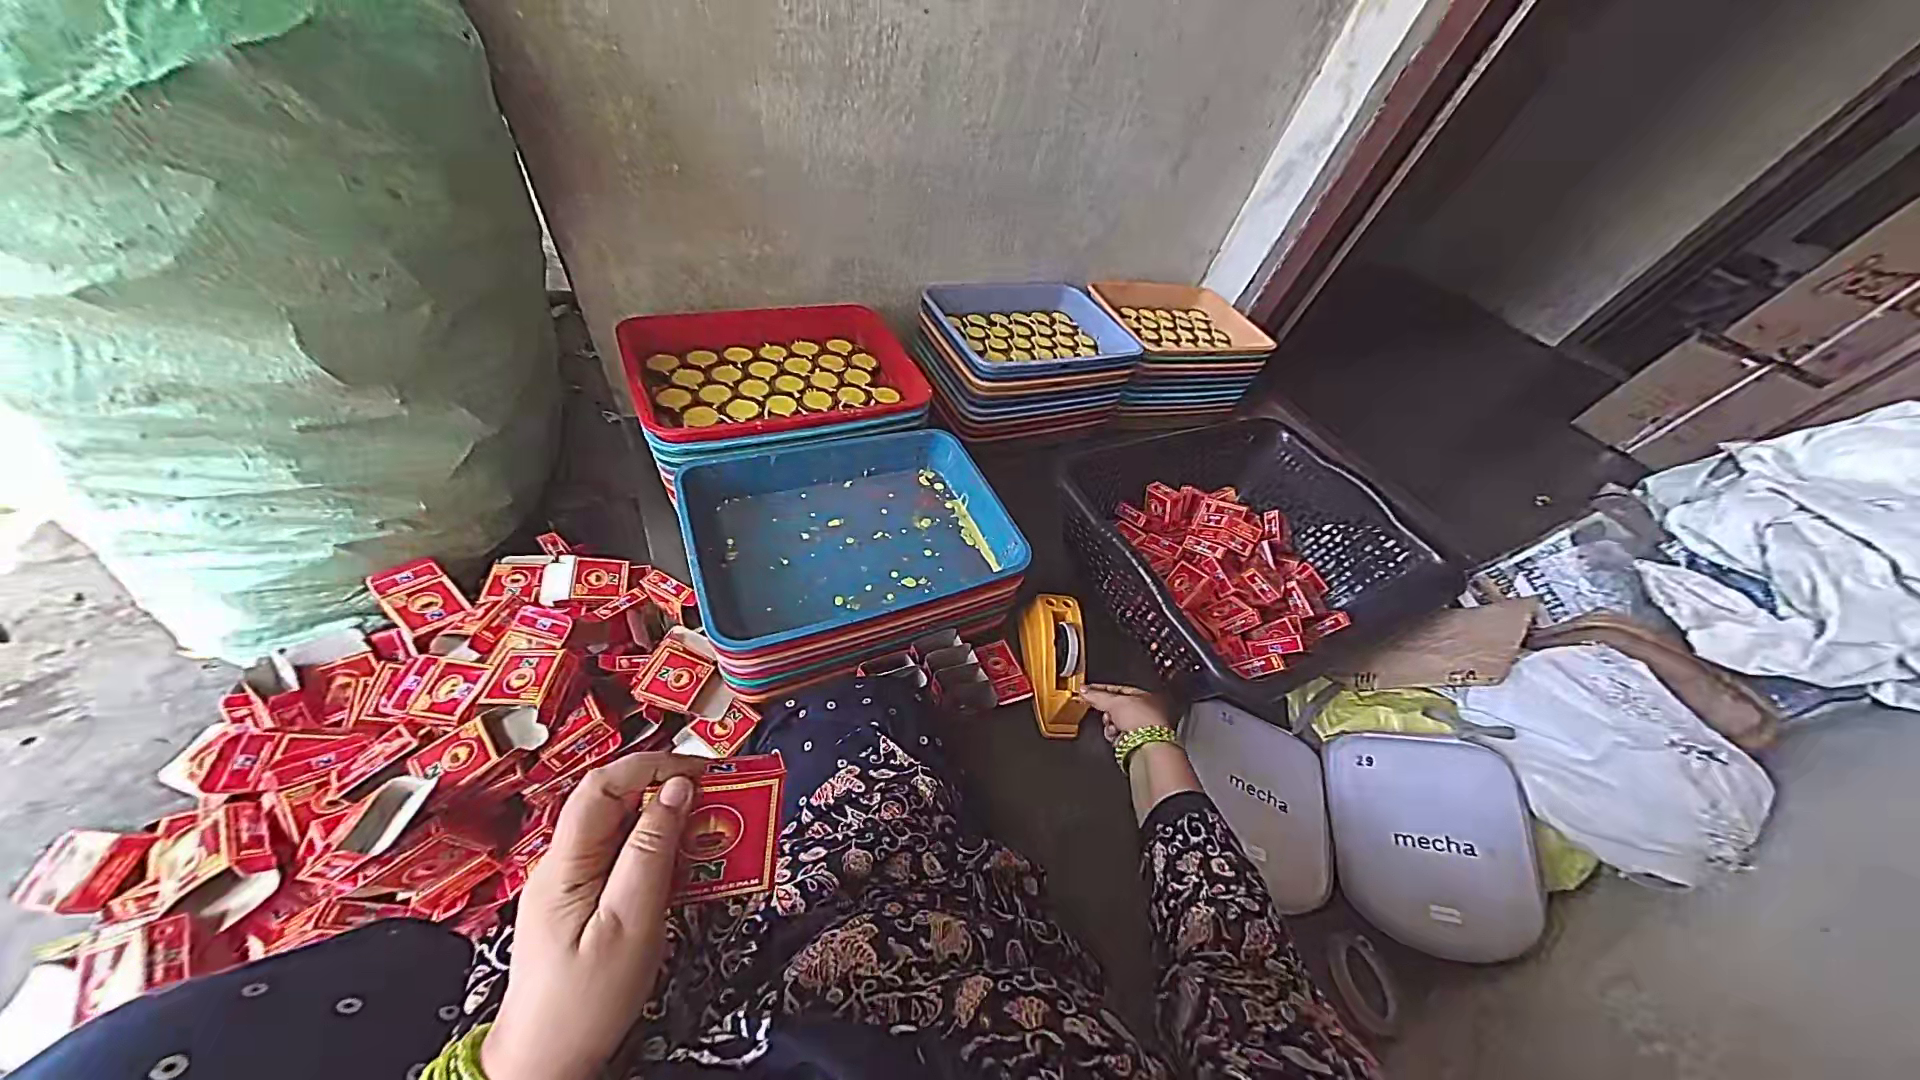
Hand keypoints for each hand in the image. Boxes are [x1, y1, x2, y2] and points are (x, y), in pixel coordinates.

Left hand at [483, 753, 707, 1079]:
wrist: (547, 1064)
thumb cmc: (582, 1005)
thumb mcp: (630, 923)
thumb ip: (653, 851)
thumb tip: (677, 789)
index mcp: (565, 865)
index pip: (603, 784)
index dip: (653, 765)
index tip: (701, 771)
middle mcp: (568, 862)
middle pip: (619, 798)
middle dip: (672, 787)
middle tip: (718, 794)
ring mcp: (578, 878)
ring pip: (630, 823)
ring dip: (674, 817)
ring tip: (713, 825)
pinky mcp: (592, 894)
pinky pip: (632, 850)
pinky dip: (667, 845)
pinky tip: (690, 859)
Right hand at [1078, 684, 1176, 743]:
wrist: (1146, 746)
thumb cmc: (1142, 720)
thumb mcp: (1115, 702)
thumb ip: (1097, 695)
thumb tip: (1085, 691)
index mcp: (1145, 696)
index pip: (1118, 689)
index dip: (1102, 689)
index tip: (1088, 690)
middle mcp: (1144, 711)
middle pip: (1115, 707)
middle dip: (1106, 710)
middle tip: (1102, 709)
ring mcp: (1138, 727)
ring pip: (1114, 722)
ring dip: (1109, 723)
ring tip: (1113, 725)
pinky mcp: (1133, 741)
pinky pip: (1116, 734)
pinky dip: (1112, 734)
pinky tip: (1116, 734)